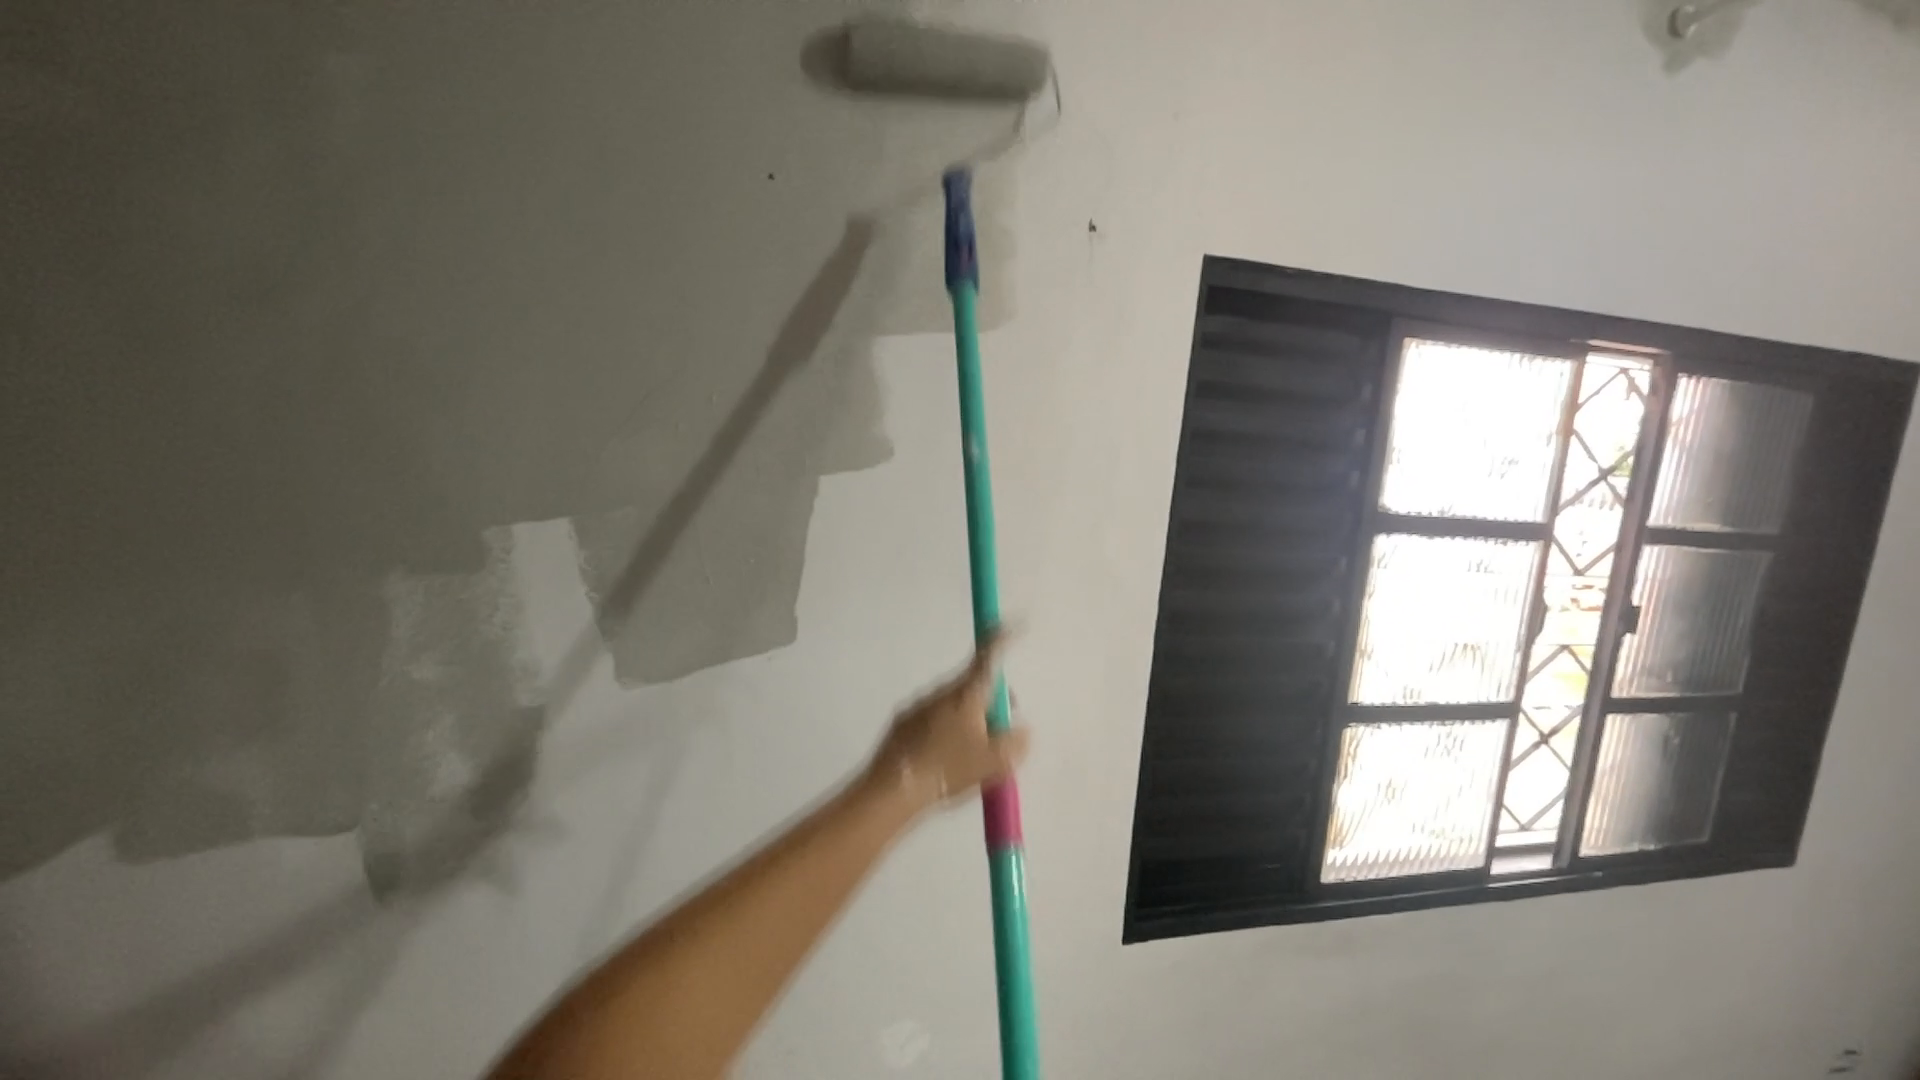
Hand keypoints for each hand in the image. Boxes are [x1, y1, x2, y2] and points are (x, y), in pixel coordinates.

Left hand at [865, 633, 1030, 814]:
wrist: (892, 790)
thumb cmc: (948, 771)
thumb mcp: (995, 763)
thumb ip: (1016, 743)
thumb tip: (1021, 729)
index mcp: (967, 695)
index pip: (989, 656)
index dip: (1005, 637)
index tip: (1016, 622)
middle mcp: (942, 692)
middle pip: (975, 685)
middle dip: (991, 703)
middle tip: (999, 734)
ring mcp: (919, 705)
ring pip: (954, 704)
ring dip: (967, 721)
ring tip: (968, 758)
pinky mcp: (903, 722)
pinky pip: (933, 719)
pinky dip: (945, 731)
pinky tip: (943, 760)